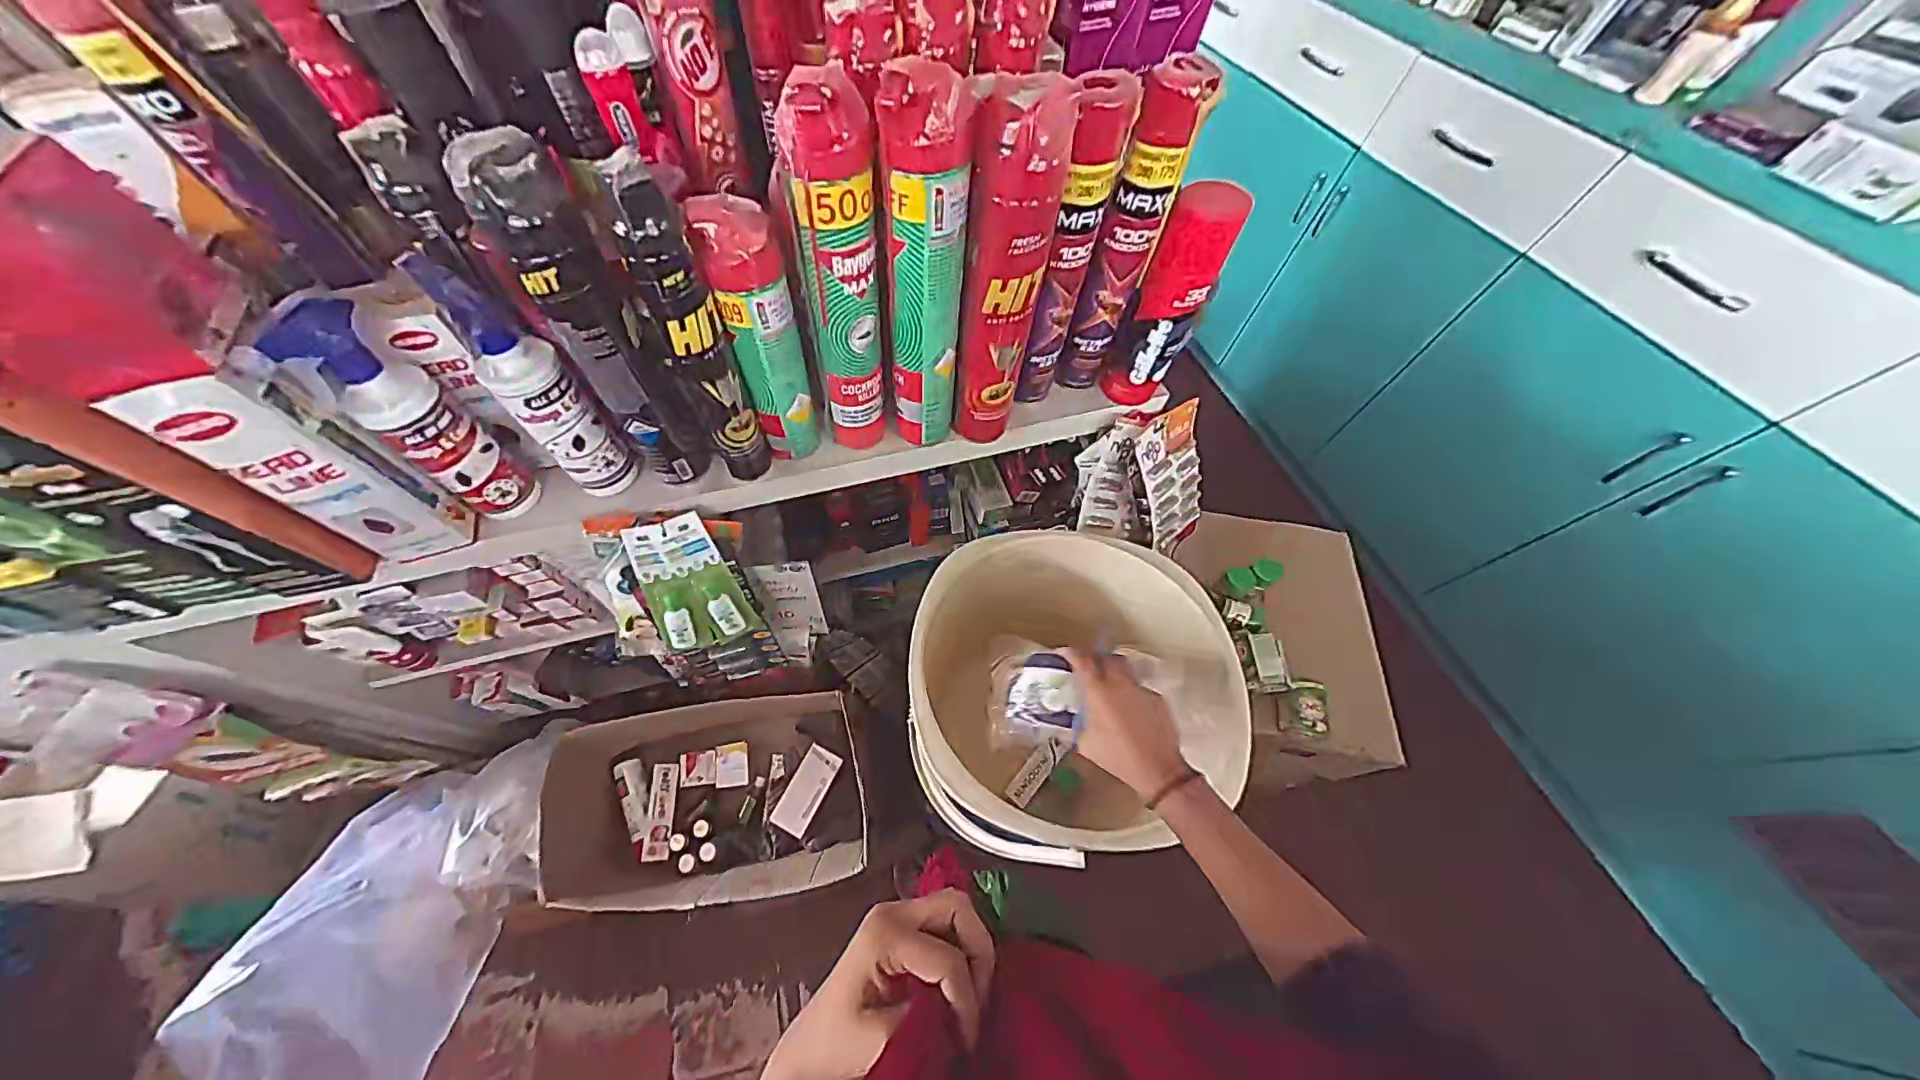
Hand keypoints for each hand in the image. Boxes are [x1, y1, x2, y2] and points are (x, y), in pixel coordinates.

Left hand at [763, 889, 994, 1079]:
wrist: (807, 1054)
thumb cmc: (833, 1047)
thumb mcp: (881, 1038)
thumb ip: (925, 1017)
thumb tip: (960, 1010)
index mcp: (884, 933)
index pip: (948, 958)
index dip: (966, 999)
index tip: (965, 1035)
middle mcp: (891, 914)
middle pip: (958, 907)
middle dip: (979, 952)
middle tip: (979, 997)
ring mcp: (895, 917)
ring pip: (956, 910)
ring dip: (972, 949)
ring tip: (970, 994)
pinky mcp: (900, 930)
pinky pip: (945, 924)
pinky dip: (961, 949)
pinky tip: (958, 985)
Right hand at [1062, 647, 1189, 800]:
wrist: (1158, 770)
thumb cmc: (1117, 758)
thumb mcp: (1086, 743)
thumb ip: (1077, 723)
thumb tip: (1072, 716)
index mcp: (1099, 692)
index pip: (1082, 660)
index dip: (1070, 653)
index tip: (1063, 653)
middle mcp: (1121, 684)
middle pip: (1106, 656)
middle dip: (1094, 657)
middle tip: (1086, 666)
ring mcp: (1141, 689)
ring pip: (1125, 668)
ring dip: (1113, 669)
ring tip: (1106, 683)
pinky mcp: (1157, 699)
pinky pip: (1139, 686)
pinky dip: (1129, 690)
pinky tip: (1127, 707)